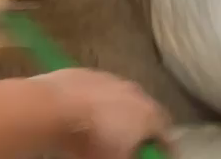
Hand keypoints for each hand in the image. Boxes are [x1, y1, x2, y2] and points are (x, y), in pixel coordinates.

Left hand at [29, 68, 172, 158]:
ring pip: (121, 98)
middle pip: (146, 113)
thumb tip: (131, 153)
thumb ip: (134, 156)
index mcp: (150, 114)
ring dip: (119, 113)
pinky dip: (98, 101)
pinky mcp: (85, 71)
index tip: (154, 157)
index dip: (162, 150)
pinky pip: (99, 90)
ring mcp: (108, 77)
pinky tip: (86, 113)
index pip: (167, 136)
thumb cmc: (93, 140)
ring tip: (105, 129)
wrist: (53, 106)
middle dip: (141, 130)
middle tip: (131, 145)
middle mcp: (134, 90)